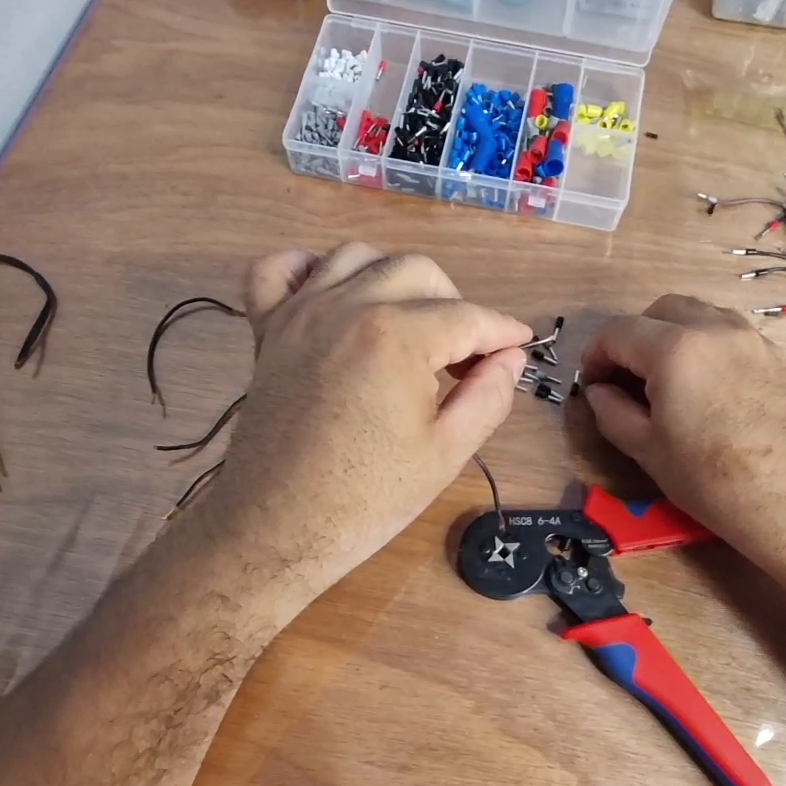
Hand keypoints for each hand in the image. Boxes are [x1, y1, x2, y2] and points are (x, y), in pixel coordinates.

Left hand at [185, 243, 530, 601]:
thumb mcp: (446, 454)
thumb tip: (510, 357)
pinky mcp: (267, 329)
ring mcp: (300, 312)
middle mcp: (347, 306)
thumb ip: (489, 396)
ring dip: (394, 279)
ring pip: (357, 257)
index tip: (518, 346)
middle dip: (454, 305)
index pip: (468, 316)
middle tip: (464, 356)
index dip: (502, 331)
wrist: (276, 528)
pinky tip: (332, 295)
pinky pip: (278, 270)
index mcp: (397, 336)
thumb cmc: (366, 499)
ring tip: (410, 325)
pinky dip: (307, 269)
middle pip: (418, 271)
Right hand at [580, 294, 785, 571]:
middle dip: (632, 339)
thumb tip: (597, 391)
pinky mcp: (773, 354)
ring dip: (668, 336)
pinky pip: (725, 332)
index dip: (593, 356)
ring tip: (663, 382)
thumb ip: (612, 411)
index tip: (591, 386)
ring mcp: (749, 338)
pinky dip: (701, 345)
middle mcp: (713, 328)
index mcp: (673, 349)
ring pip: (696, 315)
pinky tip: (701, 388)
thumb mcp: (647, 450)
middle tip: (625, 381)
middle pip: (658, 311)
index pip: (617, 331)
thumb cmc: (711, 481)